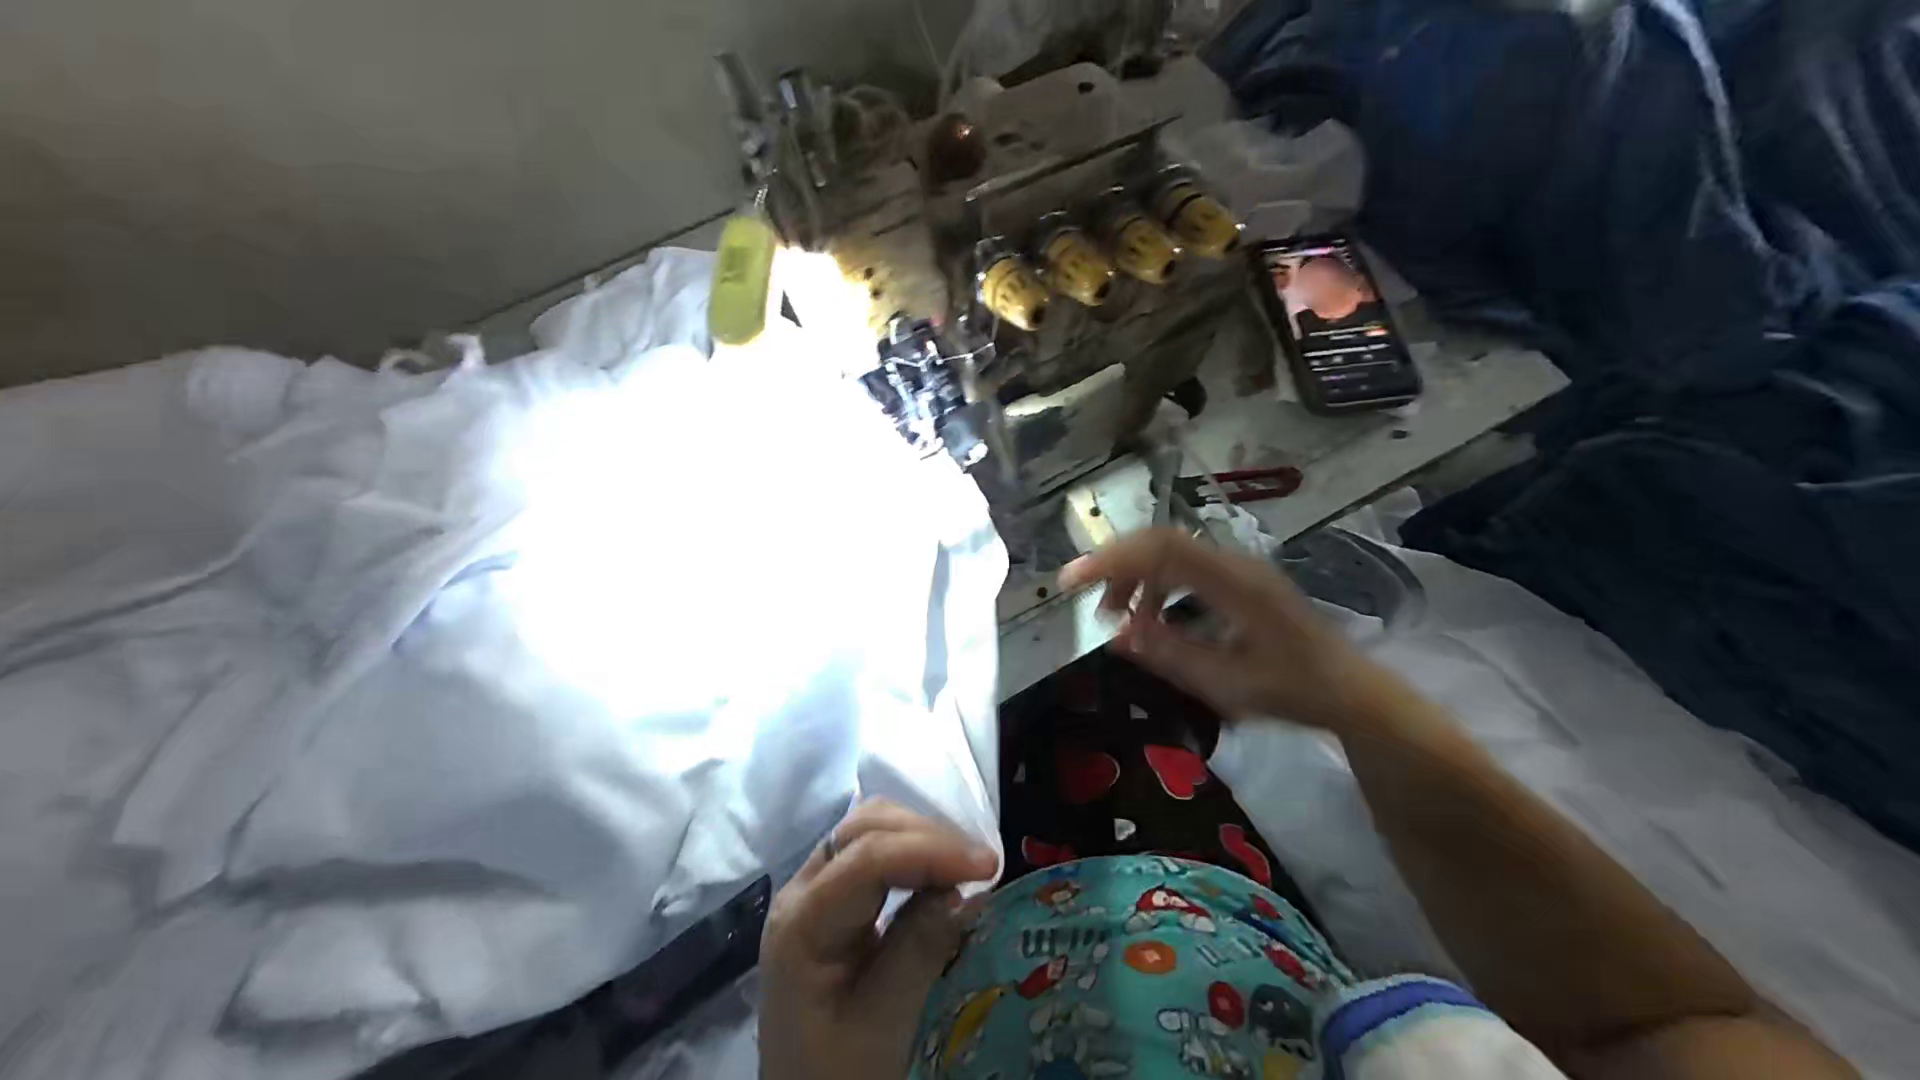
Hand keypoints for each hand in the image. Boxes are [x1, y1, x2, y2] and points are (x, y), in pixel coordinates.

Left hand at [759, 799, 998, 1079]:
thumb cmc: (838, 1076)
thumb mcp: (882, 1024)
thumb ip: (920, 950)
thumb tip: (965, 892)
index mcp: (802, 922)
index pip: (867, 856)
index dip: (930, 850)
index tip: (988, 867)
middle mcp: (803, 891)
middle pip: (865, 828)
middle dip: (927, 834)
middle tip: (981, 865)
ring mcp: (816, 892)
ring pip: (870, 830)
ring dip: (923, 838)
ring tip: (968, 867)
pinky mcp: (835, 901)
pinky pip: (875, 854)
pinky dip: (915, 854)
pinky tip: (942, 875)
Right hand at [1059, 528, 1386, 729]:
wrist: (1349, 690)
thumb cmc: (1291, 690)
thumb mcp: (1226, 684)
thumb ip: (1170, 656)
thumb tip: (1116, 636)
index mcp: (1234, 583)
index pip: (1160, 550)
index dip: (1111, 559)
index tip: (1072, 581)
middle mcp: (1234, 563)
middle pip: (1159, 541)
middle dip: (1116, 566)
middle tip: (1089, 601)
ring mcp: (1237, 567)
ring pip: (1169, 551)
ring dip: (1135, 577)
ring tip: (1117, 617)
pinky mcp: (1237, 577)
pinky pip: (1184, 566)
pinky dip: (1156, 585)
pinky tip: (1150, 617)